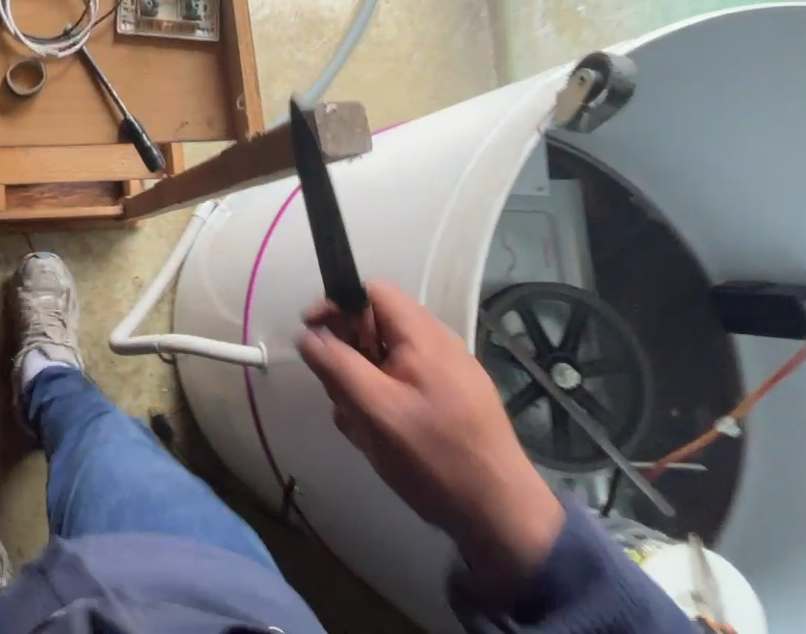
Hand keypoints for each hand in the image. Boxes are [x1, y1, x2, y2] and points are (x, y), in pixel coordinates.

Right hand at [296, 282, 562, 591]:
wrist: (499, 515)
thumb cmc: (434, 456)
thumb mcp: (375, 409)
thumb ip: (336, 366)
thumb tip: (306, 336)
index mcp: (423, 336)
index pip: (372, 291)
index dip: (337, 304)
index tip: (313, 333)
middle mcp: (436, 345)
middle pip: (373, 326)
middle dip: (346, 354)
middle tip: (338, 392)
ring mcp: (444, 374)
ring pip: (382, 359)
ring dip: (359, 384)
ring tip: (359, 423)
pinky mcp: (447, 401)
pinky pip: (399, 384)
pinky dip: (379, 401)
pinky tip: (377, 435)